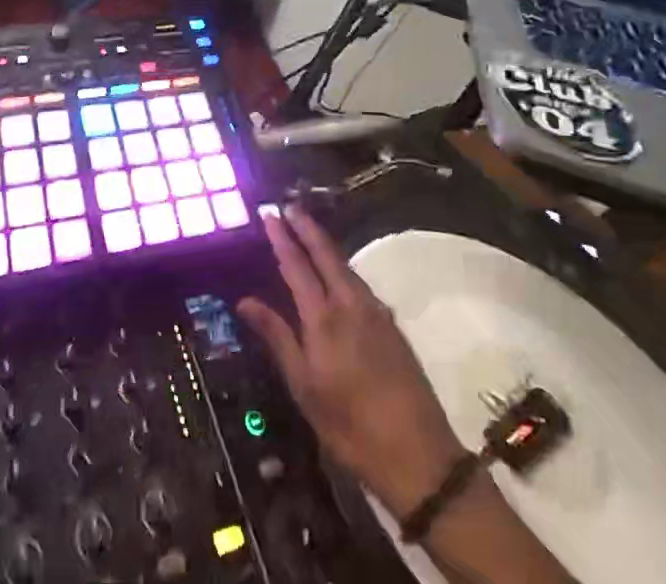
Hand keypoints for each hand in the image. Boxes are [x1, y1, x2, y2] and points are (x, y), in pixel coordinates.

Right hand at [237, 205, 465, 516]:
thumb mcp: (302, 383)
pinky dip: (344, 271)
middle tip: (290, 208)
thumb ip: (276, 336)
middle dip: (308, 231)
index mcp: (325, 319)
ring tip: (309, 234)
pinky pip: (362, 288)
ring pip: (349, 271)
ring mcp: (379, 319)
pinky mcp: (395, 333)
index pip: (297, 267)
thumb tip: (245, 301)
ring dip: (327, 248)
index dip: (282, 239)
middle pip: (329, 258)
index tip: (269, 214)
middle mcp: (354, 308)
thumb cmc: (348, 422)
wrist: (420, 458)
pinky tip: (339, 276)